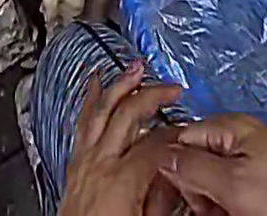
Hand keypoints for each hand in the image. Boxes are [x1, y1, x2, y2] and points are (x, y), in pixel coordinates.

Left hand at [59, 63, 185, 215]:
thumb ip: (163, 200)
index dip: (177, 134)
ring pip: (103, 109)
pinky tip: (94, 81)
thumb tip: (176, 175)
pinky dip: (91, 97)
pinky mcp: (76, 163)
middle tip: (172, 87)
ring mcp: (85, 159)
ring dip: (120, 84)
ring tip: (135, 67)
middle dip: (152, 95)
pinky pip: (84, 121)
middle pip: (128, 114)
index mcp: (122, 180)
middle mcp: (101, 162)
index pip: (156, 143)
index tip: (191, 131)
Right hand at [158, 114, 266, 215]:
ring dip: (208, 202)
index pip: (183, 135)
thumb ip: (194, 167)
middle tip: (208, 210)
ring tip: (221, 215)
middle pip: (195, 158)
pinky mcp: (257, 186)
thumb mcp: (234, 185)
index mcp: (231, 126)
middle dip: (194, 188)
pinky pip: (227, 192)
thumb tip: (161, 156)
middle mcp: (237, 138)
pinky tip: (229, 215)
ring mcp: (249, 162)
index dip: (174, 164)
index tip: (171, 194)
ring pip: (209, 180)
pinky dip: (223, 206)